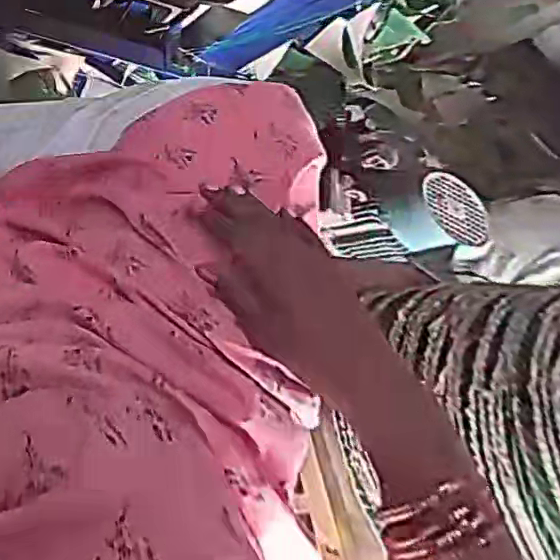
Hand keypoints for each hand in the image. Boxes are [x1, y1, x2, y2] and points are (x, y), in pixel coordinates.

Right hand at [198, 187, 416, 410]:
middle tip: (209, 188)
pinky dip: (290, 220)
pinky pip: (304, 232)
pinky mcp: (330, 266)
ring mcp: (312, 257)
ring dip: (254, 205)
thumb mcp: (258, 325)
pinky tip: (285, 214)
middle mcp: (290, 253)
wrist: (364, 371)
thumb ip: (233, 291)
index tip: (194, 208)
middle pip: (255, 218)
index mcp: (268, 264)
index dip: (212, 219)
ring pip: (278, 220)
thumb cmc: (304, 352)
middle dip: (230, 201)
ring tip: (236, 192)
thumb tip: (207, 267)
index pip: (233, 232)